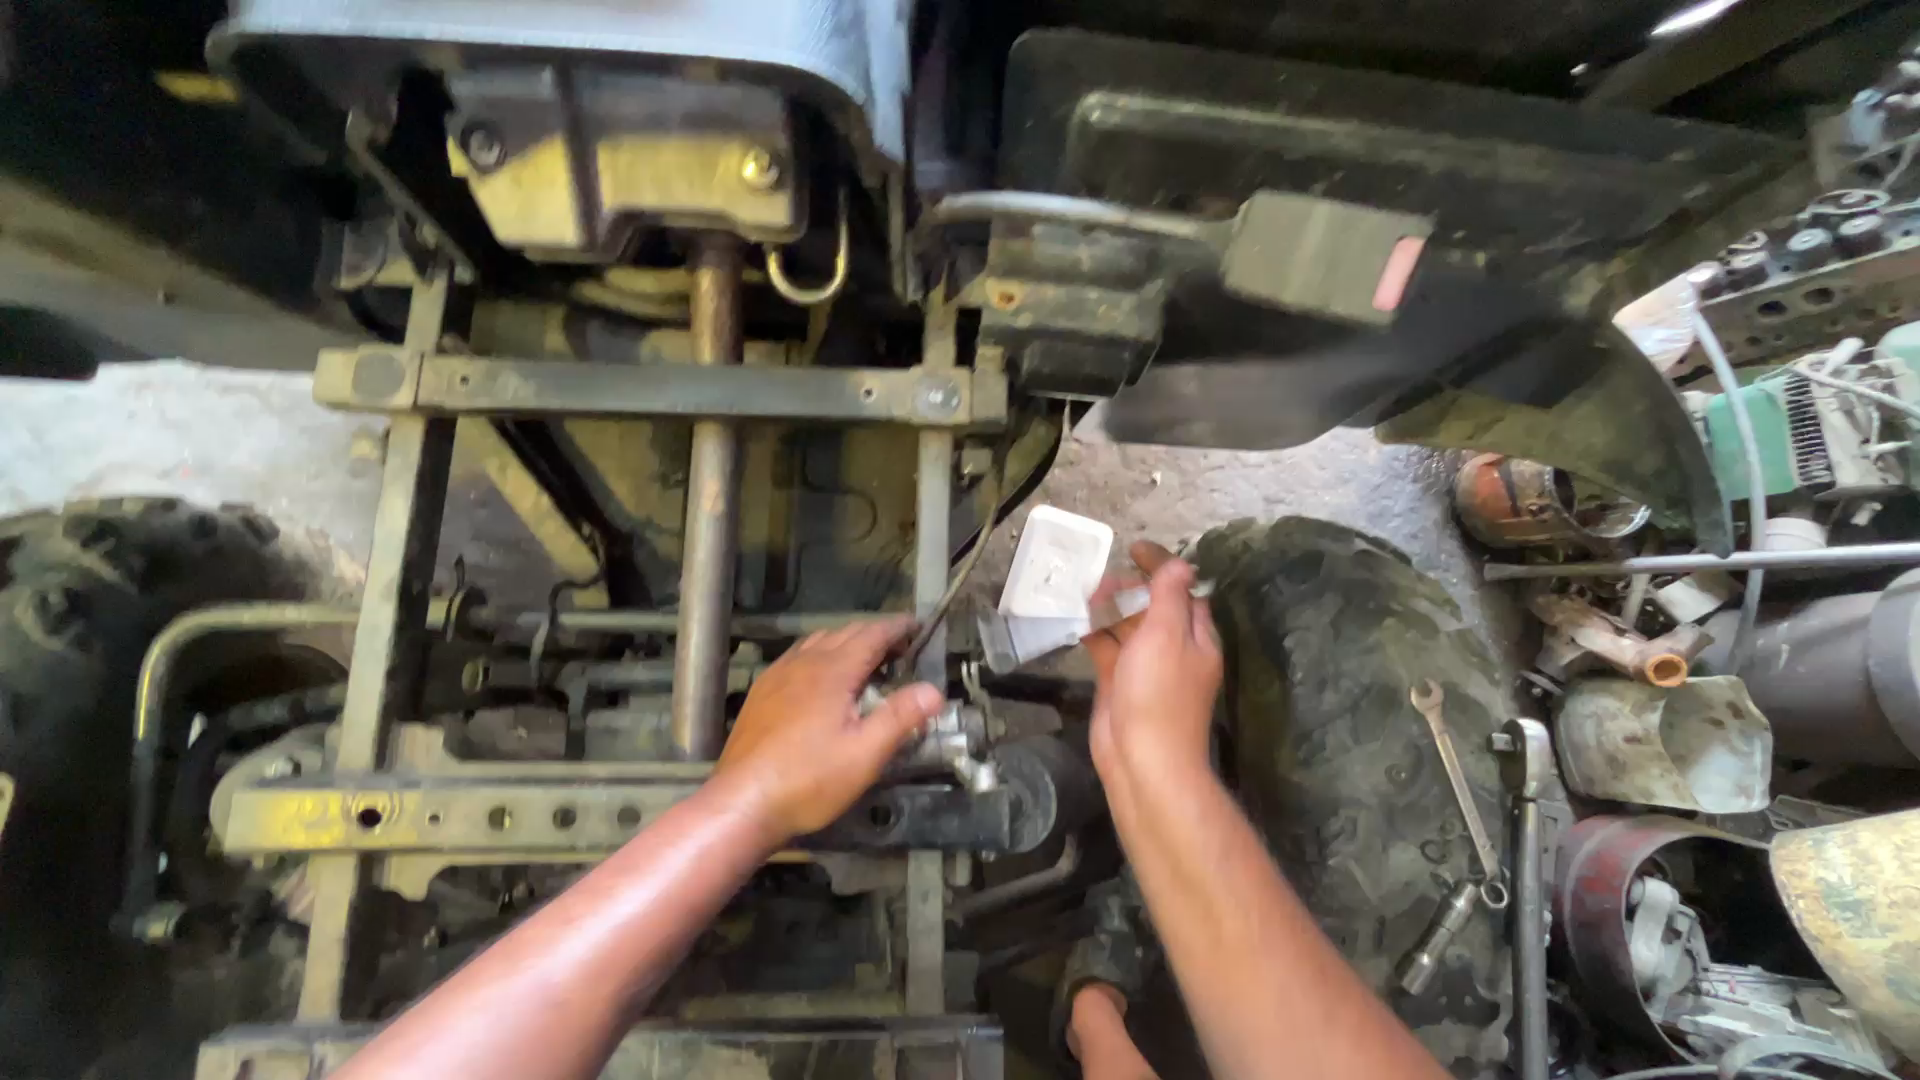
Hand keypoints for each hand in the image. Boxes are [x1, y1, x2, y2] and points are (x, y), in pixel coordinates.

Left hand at [713, 616, 944, 842]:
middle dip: (876, 634)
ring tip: (866, 660)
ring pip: (818, 642)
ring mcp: (778, 675)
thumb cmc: (809, 780)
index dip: (897, 628)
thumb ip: (900, 718)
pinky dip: (820, 654)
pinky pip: (797, 657)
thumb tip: (934, 691)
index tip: (917, 626)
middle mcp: (804, 662)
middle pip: (845, 633)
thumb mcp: (864, 754)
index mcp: (833, 671)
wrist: (742, 802)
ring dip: (847, 642)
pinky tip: (822, 678)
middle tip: (900, 649)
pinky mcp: (762, 692)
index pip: (872, 635)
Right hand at [1081, 541, 1222, 801]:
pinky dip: (1094, 634)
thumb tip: (1181, 563)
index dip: (1162, 566)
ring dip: (1109, 609)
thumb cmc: (1159, 694)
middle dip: (1129, 588)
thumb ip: (1170, 596)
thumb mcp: (1168, 635)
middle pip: (1152, 607)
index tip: (1135, 548)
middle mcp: (1174, 649)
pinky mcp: (1120, 683)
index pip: (1183, 590)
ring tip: (1085, 594)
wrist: (1141, 759)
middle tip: (1102, 578)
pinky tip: (1077, 621)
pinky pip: (1108, 649)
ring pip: (1127, 627)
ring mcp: (1145, 668)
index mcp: (1196, 637)